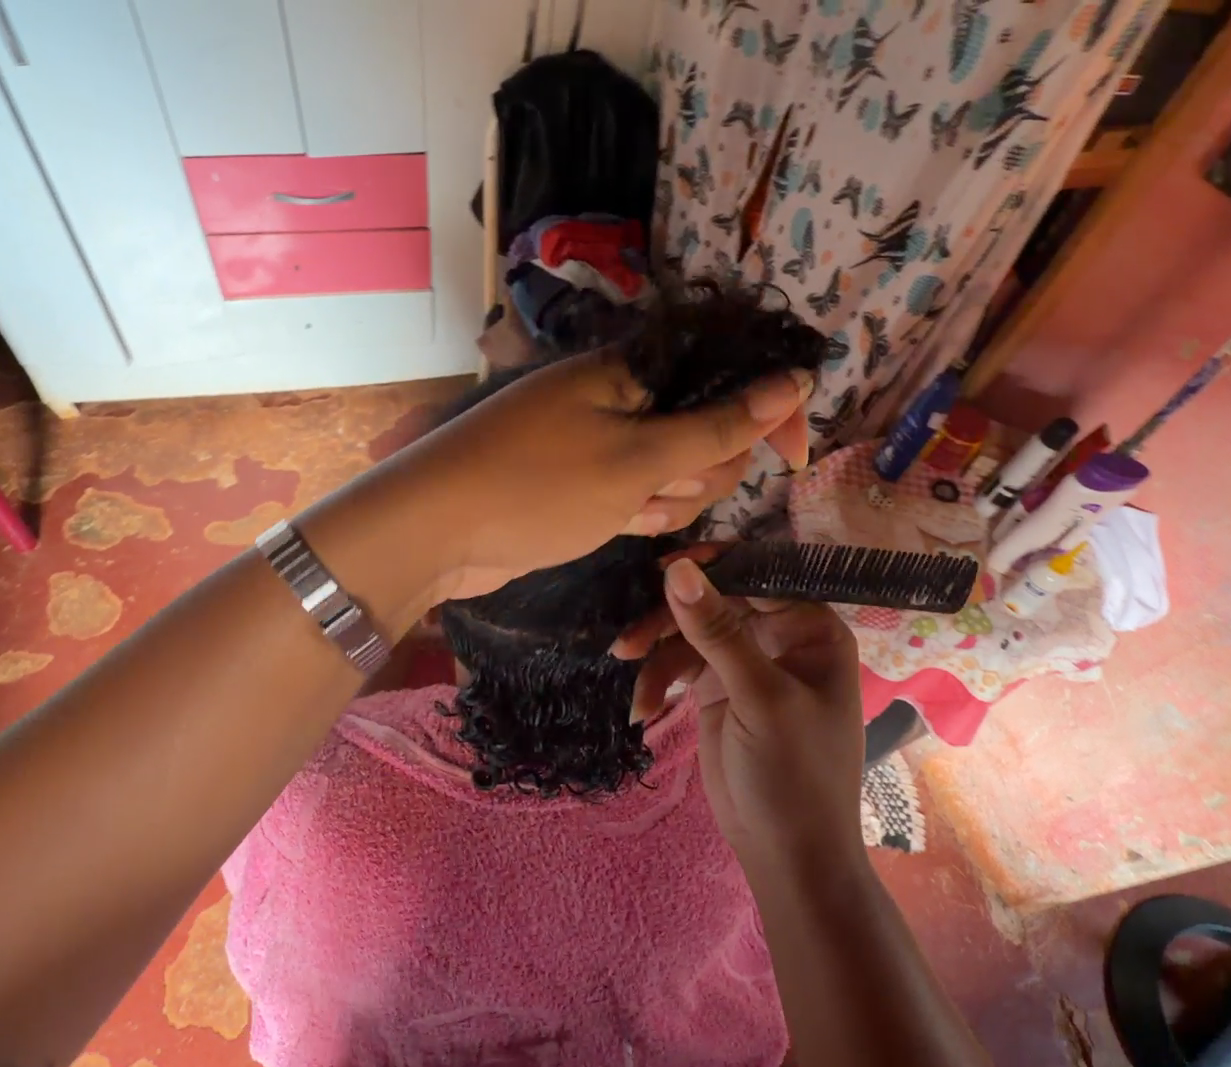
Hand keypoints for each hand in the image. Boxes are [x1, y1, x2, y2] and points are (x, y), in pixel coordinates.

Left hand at [354, 350, 813, 603]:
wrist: (436, 531)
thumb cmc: (536, 485)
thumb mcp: (636, 458)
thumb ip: (717, 425)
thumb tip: (794, 381)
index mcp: (631, 371)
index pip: (726, 377)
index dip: (766, 413)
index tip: (795, 455)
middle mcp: (618, 400)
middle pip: (704, 431)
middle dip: (699, 471)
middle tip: (657, 489)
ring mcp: (599, 445)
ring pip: (673, 470)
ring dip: (666, 499)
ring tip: (625, 512)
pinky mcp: (584, 486)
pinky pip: (637, 494)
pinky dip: (637, 513)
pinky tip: (619, 525)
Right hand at [635, 559, 865, 878]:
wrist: (787, 853)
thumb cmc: (794, 773)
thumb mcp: (758, 698)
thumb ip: (716, 632)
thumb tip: (677, 569)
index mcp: (811, 629)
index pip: (758, 577)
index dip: (711, 568)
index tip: (660, 568)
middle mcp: (779, 637)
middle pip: (715, 602)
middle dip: (670, 618)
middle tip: (628, 637)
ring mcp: (745, 663)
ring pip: (690, 633)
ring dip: (655, 652)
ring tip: (625, 667)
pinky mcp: (717, 689)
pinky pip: (679, 665)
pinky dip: (657, 681)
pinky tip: (643, 708)